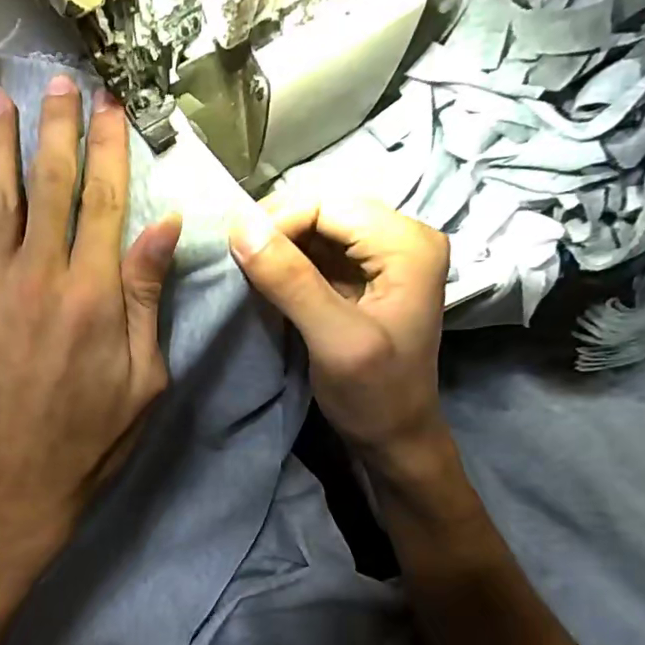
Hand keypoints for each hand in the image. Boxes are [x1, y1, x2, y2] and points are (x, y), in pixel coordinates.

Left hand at [0, 76, 182, 586]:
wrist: (22, 483)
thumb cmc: (96, 436)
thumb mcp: (146, 376)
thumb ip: (148, 296)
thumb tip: (165, 222)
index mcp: (93, 294)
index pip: (104, 200)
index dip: (107, 147)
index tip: (110, 104)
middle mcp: (39, 278)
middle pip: (47, 185)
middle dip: (55, 127)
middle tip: (58, 81)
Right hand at [228, 194, 448, 455]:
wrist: (396, 438)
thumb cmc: (374, 395)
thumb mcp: (333, 339)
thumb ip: (290, 280)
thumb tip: (239, 226)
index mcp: (409, 244)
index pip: (329, 206)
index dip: (279, 222)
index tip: (236, 252)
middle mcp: (403, 238)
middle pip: (325, 209)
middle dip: (277, 229)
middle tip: (235, 257)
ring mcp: (386, 255)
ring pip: (319, 227)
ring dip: (279, 243)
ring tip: (244, 266)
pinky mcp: (367, 275)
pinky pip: (321, 250)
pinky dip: (289, 259)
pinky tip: (265, 276)